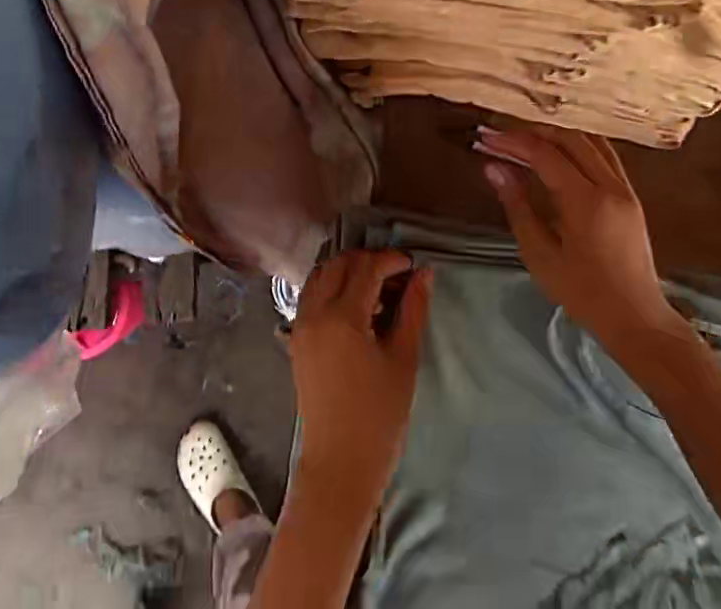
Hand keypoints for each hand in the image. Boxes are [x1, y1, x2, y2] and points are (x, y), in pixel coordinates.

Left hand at [290, 250, 430, 488]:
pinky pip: (311, 295)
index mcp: (342, 317)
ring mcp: (300, 324)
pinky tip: (356, 305)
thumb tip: (423, 274)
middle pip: (339, 264)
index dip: (391, 260)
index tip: (412, 264)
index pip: (365, 268)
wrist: (341, 460)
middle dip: (368, 260)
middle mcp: (314, 312)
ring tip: (377, 288)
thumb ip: (412, 310)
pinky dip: (331, 287)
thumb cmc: (380, 414)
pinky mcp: (296, 337)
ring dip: (347, 270)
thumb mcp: (403, 358)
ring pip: (320, 275)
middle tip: (397, 275)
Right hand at [475, 124, 679, 343]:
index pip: (546, 154)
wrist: (635, 317)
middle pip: (570, 138)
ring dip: (556, 134)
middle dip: (532, 132)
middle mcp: (611, 187)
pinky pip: (603, 155)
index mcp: (587, 202)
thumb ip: (517, 205)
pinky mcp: (630, 196)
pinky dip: (576, 145)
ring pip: (591, 142)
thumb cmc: (582, 291)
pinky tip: (556, 152)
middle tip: (500, 134)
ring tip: (524, 138)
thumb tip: (493, 167)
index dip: (513, 141)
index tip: (487, 137)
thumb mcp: (539, 253)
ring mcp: (625, 190)